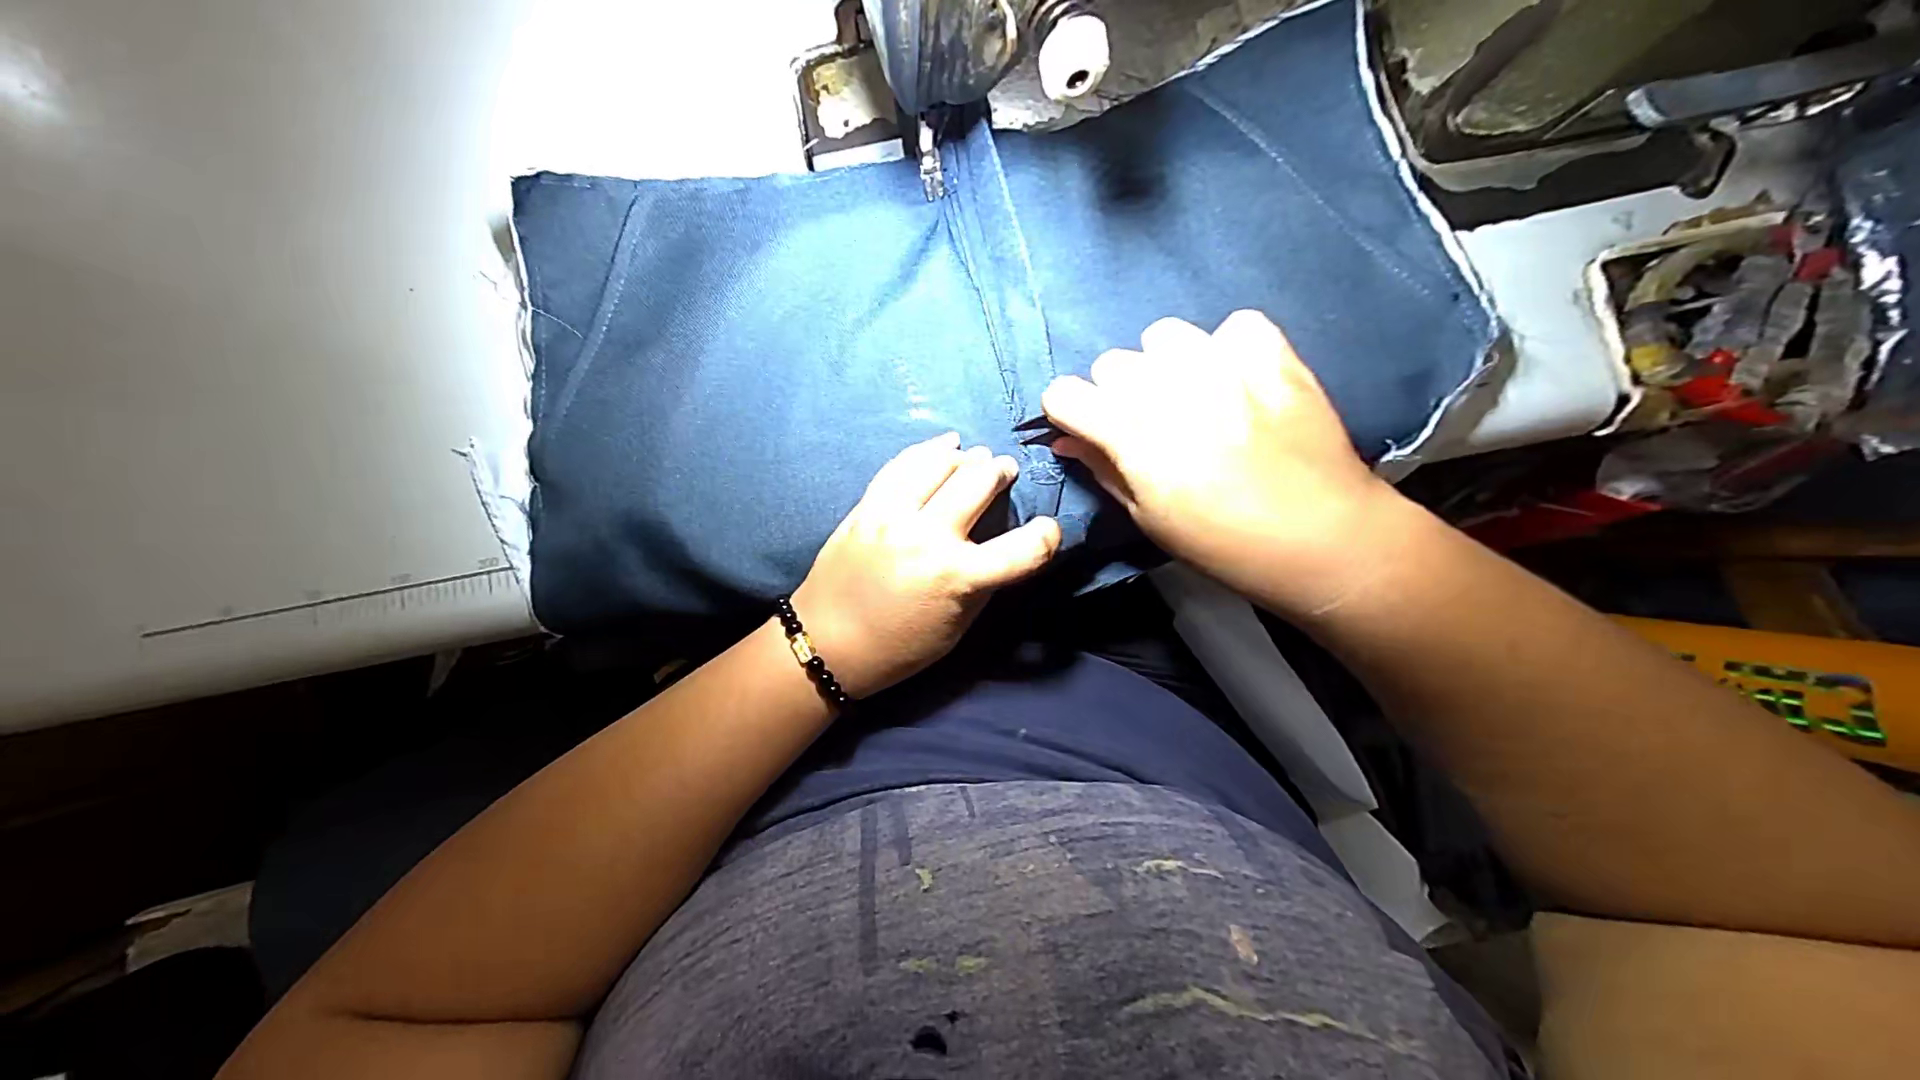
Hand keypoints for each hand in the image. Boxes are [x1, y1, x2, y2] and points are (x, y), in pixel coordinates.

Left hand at [790, 433, 1061, 697]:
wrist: (828, 645)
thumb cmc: (901, 647)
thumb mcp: (958, 626)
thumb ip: (986, 583)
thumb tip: (1005, 546)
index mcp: (958, 577)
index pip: (1024, 548)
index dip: (1047, 536)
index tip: (1046, 530)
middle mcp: (929, 538)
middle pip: (978, 484)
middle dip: (1001, 472)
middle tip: (1006, 470)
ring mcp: (893, 517)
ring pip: (939, 464)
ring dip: (966, 456)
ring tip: (976, 456)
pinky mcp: (867, 508)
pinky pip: (900, 466)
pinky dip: (926, 452)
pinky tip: (943, 445)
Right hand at [1042, 310, 1405, 615]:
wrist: (1319, 537)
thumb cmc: (1221, 543)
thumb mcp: (1148, 517)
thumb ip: (1102, 467)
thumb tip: (1068, 440)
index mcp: (1131, 434)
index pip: (1064, 393)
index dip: (1070, 413)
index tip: (1088, 430)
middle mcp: (1168, 387)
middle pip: (1111, 363)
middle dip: (1118, 393)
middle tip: (1151, 425)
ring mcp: (1222, 363)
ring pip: (1164, 335)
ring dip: (1168, 364)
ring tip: (1195, 396)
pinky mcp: (1271, 352)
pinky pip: (1232, 326)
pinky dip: (1229, 349)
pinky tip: (1241, 381)